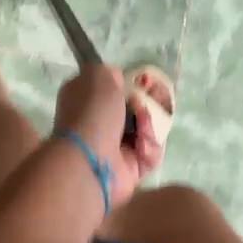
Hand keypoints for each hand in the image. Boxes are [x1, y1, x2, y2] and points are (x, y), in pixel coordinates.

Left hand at [51, 65, 157, 209]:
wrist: (89, 160)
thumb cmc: (91, 112)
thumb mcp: (97, 76)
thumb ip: (110, 72)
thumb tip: (118, 78)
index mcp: (86, 97)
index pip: (113, 87)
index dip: (132, 82)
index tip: (146, 80)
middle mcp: (99, 121)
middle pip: (134, 108)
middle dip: (149, 103)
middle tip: (157, 99)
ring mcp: (114, 147)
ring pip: (146, 130)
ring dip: (150, 125)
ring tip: (144, 125)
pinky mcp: (130, 169)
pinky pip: (150, 155)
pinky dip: (150, 148)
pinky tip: (142, 145)